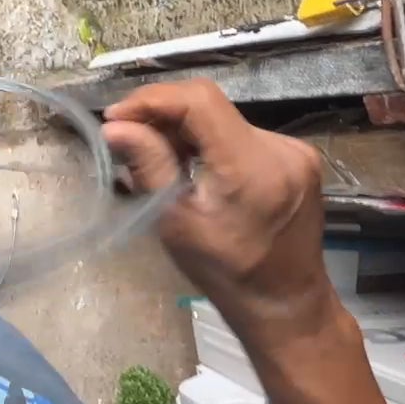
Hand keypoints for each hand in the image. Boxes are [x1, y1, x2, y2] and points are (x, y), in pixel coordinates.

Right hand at [103, 80, 335, 338]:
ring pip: (217, 114)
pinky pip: (232, 128)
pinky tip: (186, 160)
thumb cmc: (226, 271)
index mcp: (253, 167)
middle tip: (126, 136)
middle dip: (158, 112)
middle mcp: (279, 149)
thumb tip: (112, 126)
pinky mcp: (292, 155)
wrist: (287, 303)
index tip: (116, 118)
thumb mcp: (174, 221)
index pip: (198, 101)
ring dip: (178, 126)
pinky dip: (201, 136)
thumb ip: (148, 165)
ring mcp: (291, 149)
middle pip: (205, 103)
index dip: (151, 99)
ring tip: (152, 152)